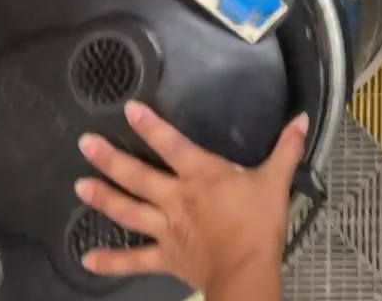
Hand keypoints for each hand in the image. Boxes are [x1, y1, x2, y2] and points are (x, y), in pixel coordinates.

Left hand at [75, 100, 308, 299]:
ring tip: (79, 185)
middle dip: (110, 159)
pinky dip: (110, 261)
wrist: (246, 271)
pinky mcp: (165, 257)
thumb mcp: (276, 180)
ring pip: (128, 211)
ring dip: (103, 198)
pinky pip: (133, 259)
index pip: (171, 144)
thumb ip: (287, 147)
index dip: (150, 125)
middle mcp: (177, 197)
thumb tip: (302, 117)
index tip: (128, 109)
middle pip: (138, 176)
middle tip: (84, 144)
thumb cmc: (259, 222)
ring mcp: (166, 228)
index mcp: (202, 174)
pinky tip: (86, 259)